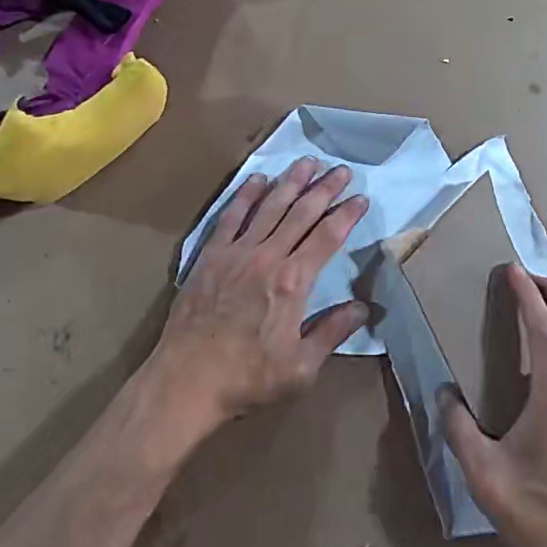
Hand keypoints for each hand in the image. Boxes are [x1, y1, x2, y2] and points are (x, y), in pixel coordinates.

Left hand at [150, 158, 371, 423]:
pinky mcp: (210, 257)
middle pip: (302, 212)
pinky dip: (245, 196)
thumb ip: (332, 332)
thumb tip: (363, 307)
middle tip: (342, 169)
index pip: (328, 236)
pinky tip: (258, 179)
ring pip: (269, 206)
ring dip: (291, 182)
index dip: (347, 214)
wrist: (183, 384)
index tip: (361, 199)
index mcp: (293, 281)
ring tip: (307, 161)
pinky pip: (231, 217)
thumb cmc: (246, 378)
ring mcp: (236, 253)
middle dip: (325, 188)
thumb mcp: (301, 368)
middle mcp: (267, 257)